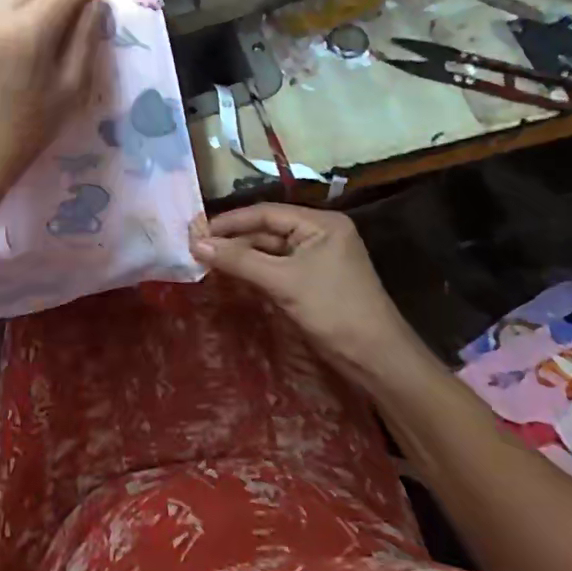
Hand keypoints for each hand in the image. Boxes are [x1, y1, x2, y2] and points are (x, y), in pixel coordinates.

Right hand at [190, 204, 430, 391]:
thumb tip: (197, 244)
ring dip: (240, 257)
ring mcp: (316, 259)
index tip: (197, 231)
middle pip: (267, 230)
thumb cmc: (333, 310)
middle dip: (233, 239)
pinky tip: (229, 276)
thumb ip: (239, 260)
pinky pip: (275, 269)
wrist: (374, 357)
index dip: (230, 221)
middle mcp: (319, 235)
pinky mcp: (311, 282)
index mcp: (321, 224)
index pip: (267, 213)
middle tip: (196, 248)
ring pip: (269, 251)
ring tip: (205, 261)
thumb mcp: (283, 282)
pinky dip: (253, 272)